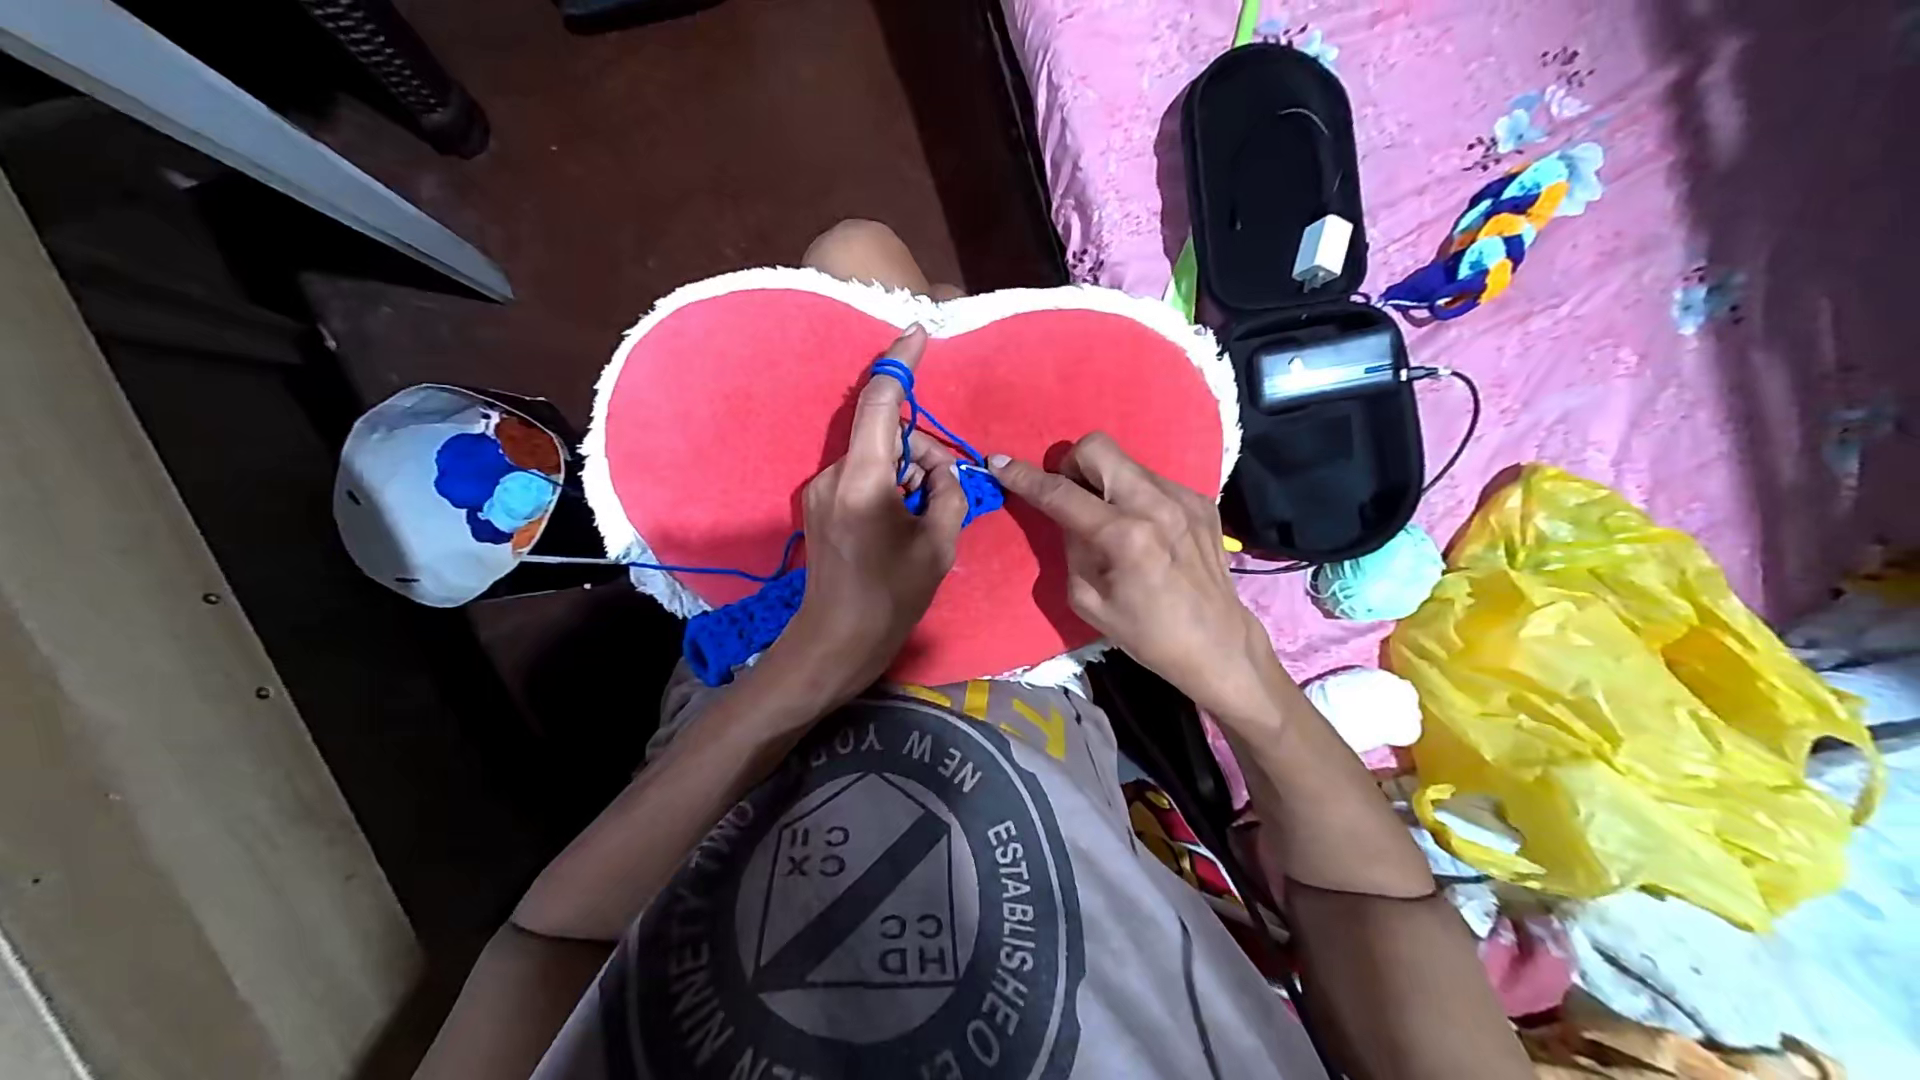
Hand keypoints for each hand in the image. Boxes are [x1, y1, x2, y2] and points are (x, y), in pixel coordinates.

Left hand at [771, 325, 967, 701]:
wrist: (837, 638)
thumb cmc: (892, 596)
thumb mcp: (939, 544)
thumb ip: (948, 491)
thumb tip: (941, 469)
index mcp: (864, 481)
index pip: (881, 403)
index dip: (901, 365)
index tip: (918, 335)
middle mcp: (834, 475)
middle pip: (885, 433)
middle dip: (921, 449)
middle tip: (947, 488)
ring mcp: (821, 489)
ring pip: (875, 455)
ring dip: (906, 470)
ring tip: (925, 514)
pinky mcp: (819, 503)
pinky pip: (861, 474)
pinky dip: (888, 483)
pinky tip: (901, 518)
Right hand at [988, 433, 1291, 731]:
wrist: (1216, 644)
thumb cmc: (1146, 633)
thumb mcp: (1088, 600)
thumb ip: (1071, 546)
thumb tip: (1067, 514)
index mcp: (1125, 536)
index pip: (1062, 493)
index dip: (1024, 477)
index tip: (999, 462)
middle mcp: (1156, 504)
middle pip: (1098, 447)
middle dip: (1072, 464)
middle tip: (1070, 495)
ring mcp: (1184, 498)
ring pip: (1126, 461)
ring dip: (1104, 481)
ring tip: (1109, 518)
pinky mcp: (1201, 501)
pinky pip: (1152, 480)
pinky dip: (1134, 495)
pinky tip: (1143, 529)